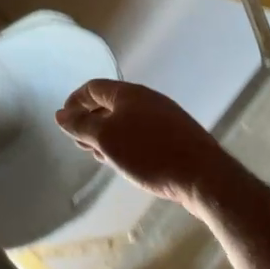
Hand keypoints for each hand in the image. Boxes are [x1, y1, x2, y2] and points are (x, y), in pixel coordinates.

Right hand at [56, 79, 232, 208]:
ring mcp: (168, 119)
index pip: (92, 88)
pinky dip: (129, 144)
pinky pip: (145, 134)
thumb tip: (60, 115)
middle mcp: (148, 100)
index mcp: (128, 93)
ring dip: (109, 136)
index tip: (65, 124)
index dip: (74, 103)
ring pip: (128, 122)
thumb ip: (80, 125)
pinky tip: (128, 163)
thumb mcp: (105, 139)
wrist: (208, 180)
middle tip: (82, 143)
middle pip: (109, 104)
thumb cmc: (149, 153)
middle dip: (91, 122)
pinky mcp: (181, 139)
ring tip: (102, 157)